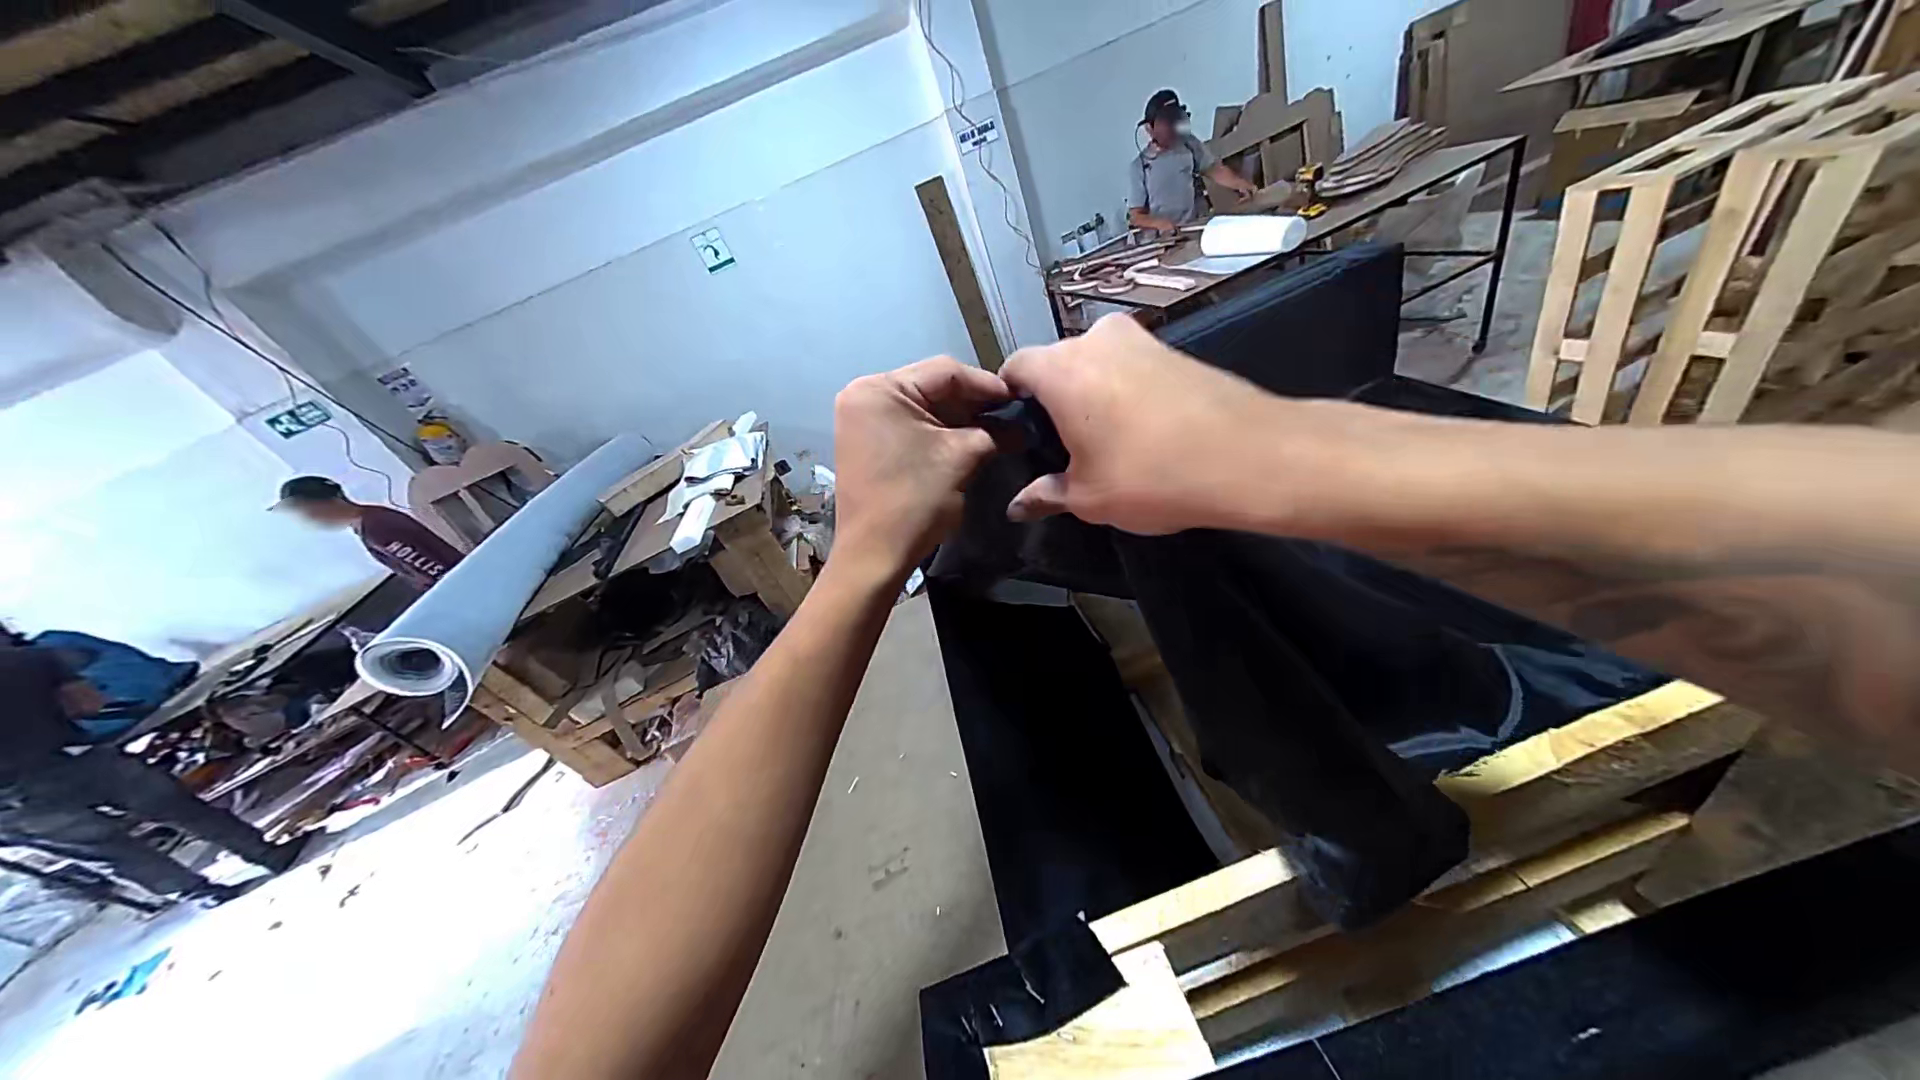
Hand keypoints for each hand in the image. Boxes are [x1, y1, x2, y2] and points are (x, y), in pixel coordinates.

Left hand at [831, 357, 1008, 576]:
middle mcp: (865, 396)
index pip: (945, 372)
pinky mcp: (869, 444)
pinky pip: (912, 428)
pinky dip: (941, 434)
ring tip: (1000, 430)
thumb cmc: (914, 500)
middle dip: (975, 404)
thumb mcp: (961, 457)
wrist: (875, 556)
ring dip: (961, 420)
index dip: (987, 385)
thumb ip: (994, 432)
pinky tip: (972, 441)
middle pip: (933, 388)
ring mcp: (864, 422)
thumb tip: (1022, 427)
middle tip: (1014, 416)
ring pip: (925, 409)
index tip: (1021, 398)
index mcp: (879, 390)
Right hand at [999, 314, 1329, 535]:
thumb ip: (1045, 495)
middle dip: (1050, 399)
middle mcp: (1096, 340)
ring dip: (1088, 394)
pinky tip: (1139, 429)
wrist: (1251, 456)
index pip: (1014, 367)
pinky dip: (1121, 390)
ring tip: (1103, 440)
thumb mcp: (1089, 497)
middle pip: (1055, 363)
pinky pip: (1128, 366)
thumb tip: (1018, 506)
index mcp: (1062, 370)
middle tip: (1061, 445)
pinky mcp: (1173, 349)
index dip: (1008, 398)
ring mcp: (1140, 339)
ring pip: (1094, 363)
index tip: (1016, 431)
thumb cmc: (1154, 475)